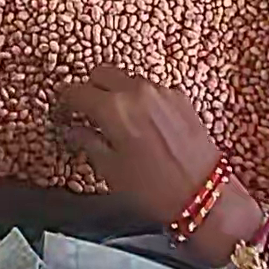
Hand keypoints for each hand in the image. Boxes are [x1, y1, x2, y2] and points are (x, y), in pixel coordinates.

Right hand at [57, 65, 221, 225]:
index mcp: (113, 107)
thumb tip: (74, 130)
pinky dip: (140, 99)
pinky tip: (143, 124)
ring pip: (127, 79)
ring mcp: (161, 90)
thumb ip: (89, 142)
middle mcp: (136, 90)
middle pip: (102, 73)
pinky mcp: (180, 96)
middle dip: (90, 89)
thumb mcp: (111, 170)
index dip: (66, 101)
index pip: (77, 91)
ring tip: (117, 121)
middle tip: (87, 112)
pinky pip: (150, 89)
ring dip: (116, 93)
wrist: (205, 195)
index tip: (63, 112)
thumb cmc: (154, 188)